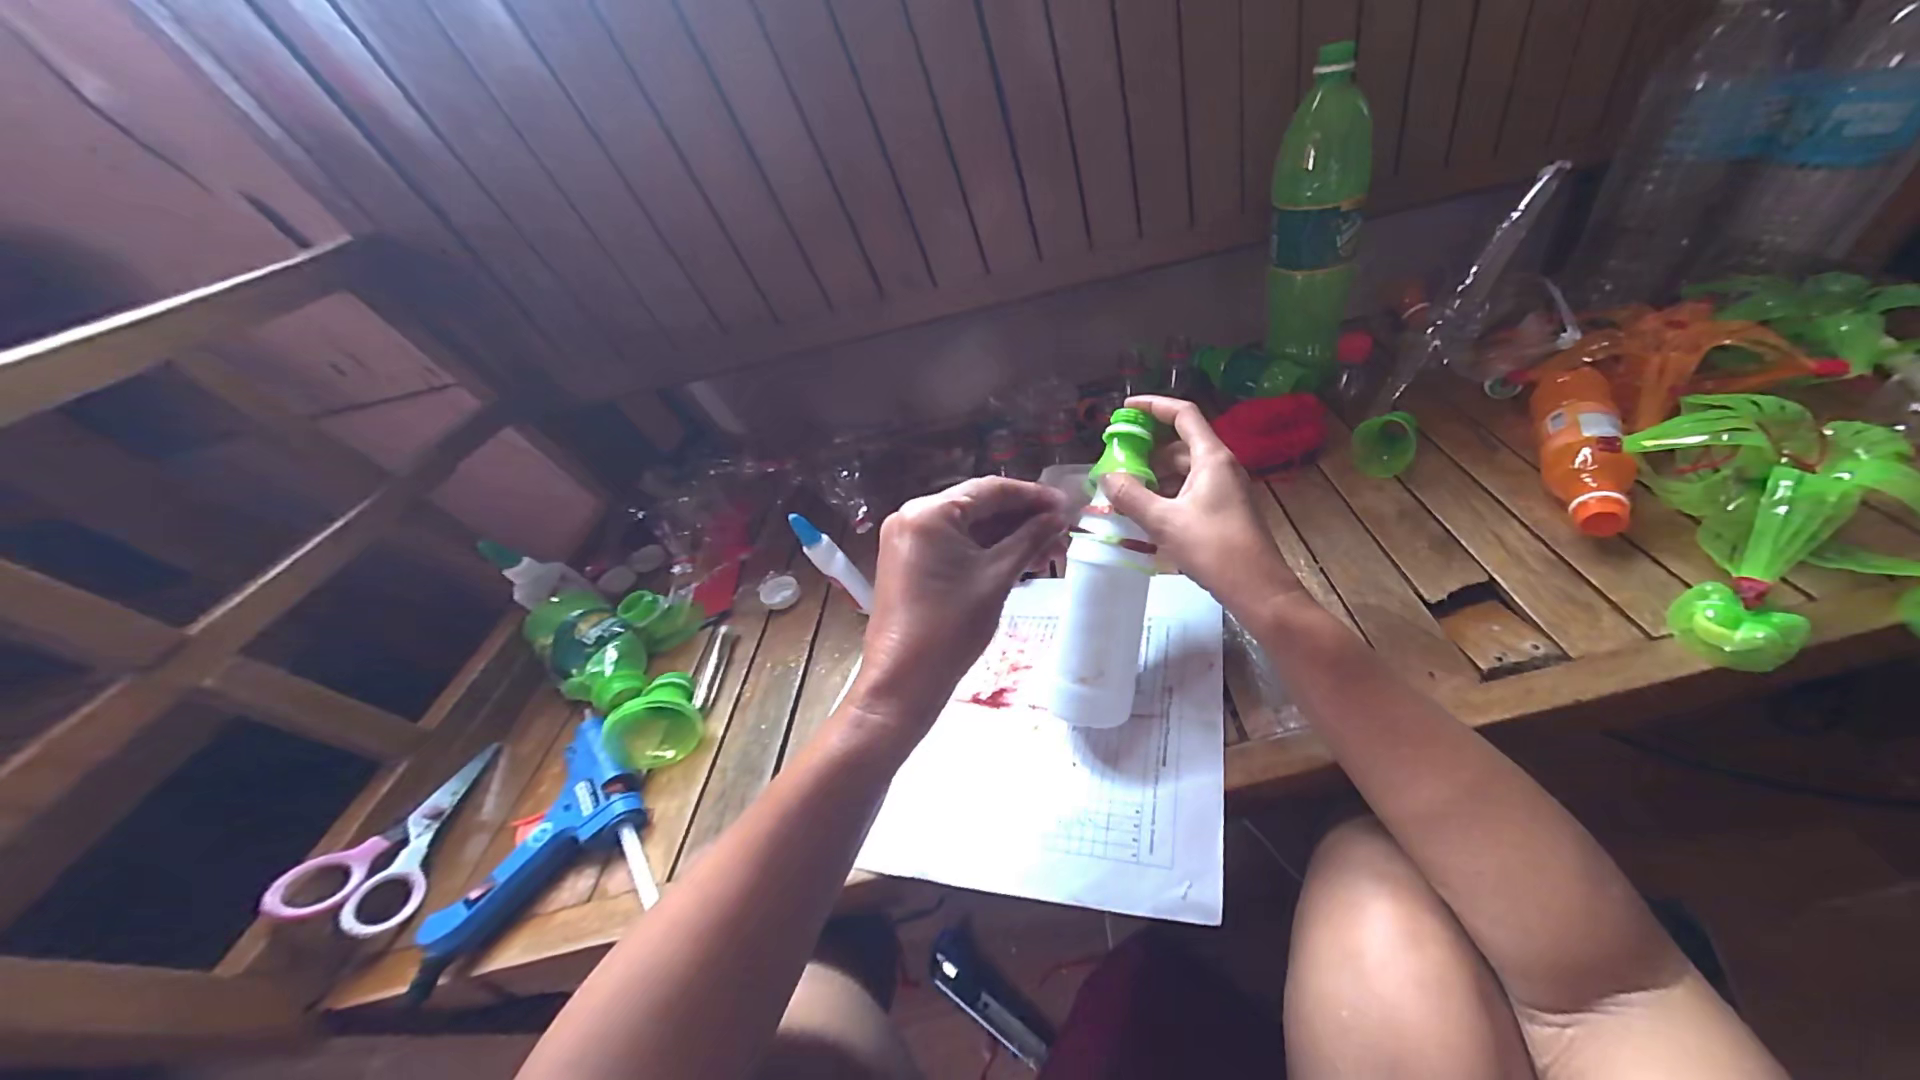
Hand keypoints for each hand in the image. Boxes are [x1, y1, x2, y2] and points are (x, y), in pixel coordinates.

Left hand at [847, 477, 1068, 744]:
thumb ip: (1029, 539)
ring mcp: (908, 539)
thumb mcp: (997, 577)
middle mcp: (912, 516)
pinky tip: (1020, 559)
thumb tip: (1058, 517)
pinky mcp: (910, 560)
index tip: (1068, 505)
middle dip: (1023, 519)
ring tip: (1049, 551)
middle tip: (1062, 531)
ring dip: (1007, 536)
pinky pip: (954, 544)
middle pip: (978, 506)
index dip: (1034, 496)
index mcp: (928, 512)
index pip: (990, 489)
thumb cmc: (950, 627)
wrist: (904, 680)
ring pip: (968, 527)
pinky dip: (986, 550)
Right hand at [1102, 396, 1307, 618]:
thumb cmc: (1213, 548)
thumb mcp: (1164, 521)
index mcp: (1211, 458)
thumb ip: (1131, 496)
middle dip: (1146, 451)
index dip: (1153, 405)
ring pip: (1182, 471)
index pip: (1183, 414)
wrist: (1257, 588)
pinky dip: (1166, 494)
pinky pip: (1189, 490)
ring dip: (1154, 477)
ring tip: (1124, 492)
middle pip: (1179, 445)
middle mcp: (1221, 466)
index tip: (1126, 410)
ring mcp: (1224, 489)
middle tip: (1116, 462)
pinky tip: (1146, 513)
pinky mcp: (1223, 510)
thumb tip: (1106, 477)